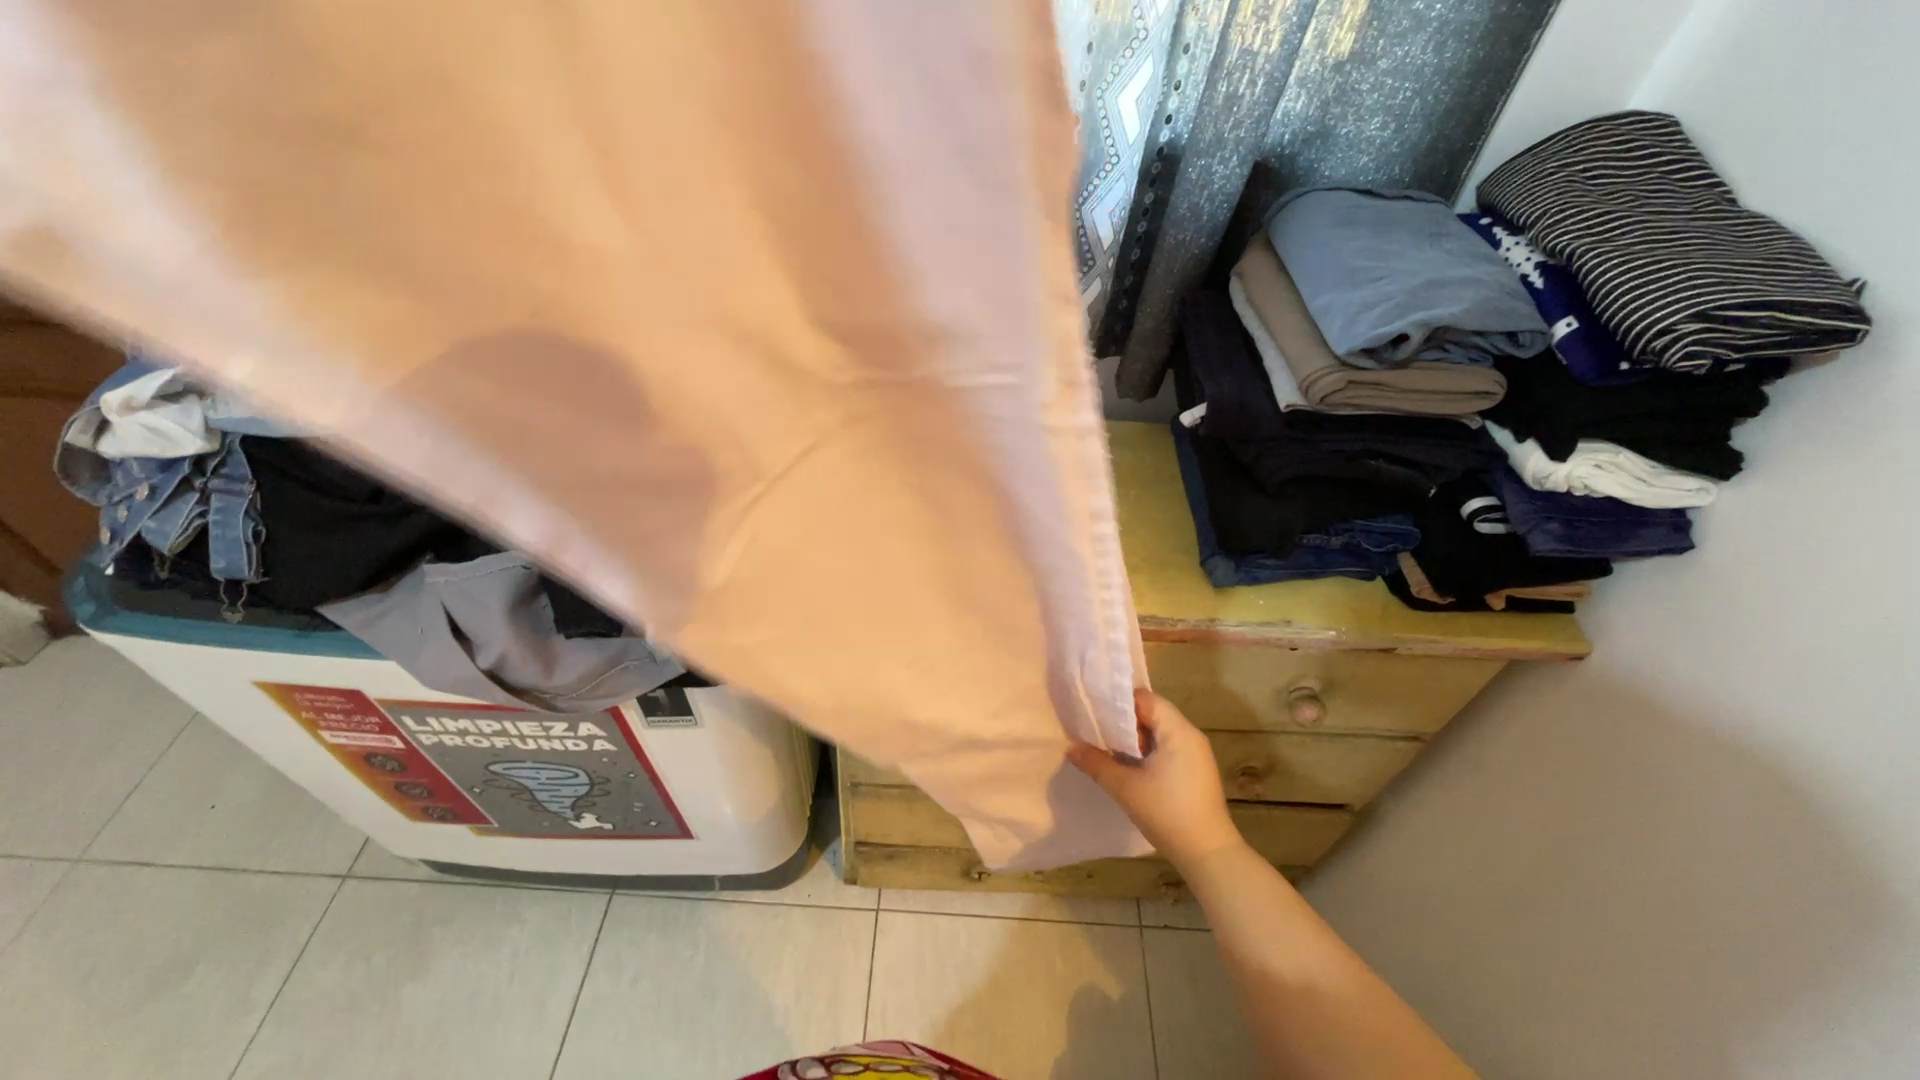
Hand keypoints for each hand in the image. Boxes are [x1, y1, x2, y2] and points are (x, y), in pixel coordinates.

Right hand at [1069, 690, 1243, 868]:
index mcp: (1178, 731)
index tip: (1094, 713)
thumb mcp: (1125, 788)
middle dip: (1123, 722)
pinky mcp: (1196, 771)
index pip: (1146, 699)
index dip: (1118, 703)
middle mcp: (1191, 735)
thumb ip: (1096, 764)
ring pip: (1159, 733)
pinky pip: (1167, 749)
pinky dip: (1147, 752)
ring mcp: (1196, 754)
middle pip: (1153, 714)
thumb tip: (1071, 749)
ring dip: (1134, 739)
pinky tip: (1129, 768)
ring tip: (1108, 750)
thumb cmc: (1167, 813)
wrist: (1207, 853)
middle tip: (1096, 733)